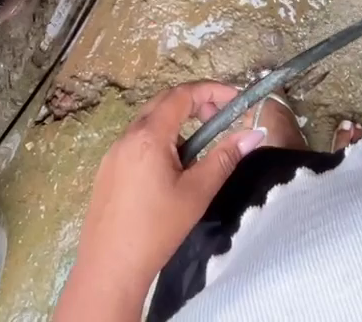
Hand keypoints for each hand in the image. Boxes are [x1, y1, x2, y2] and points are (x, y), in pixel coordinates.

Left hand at [56, 82, 266, 320]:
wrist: (108, 270)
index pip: (183, 94)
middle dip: (196, 101)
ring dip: (178, 121)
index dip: (212, 91)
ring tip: (199, 147)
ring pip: (150, 120)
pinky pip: (137, 139)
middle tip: (220, 118)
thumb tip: (254, 134)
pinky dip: (160, 138)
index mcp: (149, 135)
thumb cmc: (156, 230)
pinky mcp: (108, 169)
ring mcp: (114, 152)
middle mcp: (128, 136)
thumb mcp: (197, 193)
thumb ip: (225, 158)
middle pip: (165, 101)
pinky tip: (171, 168)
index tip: (236, 99)